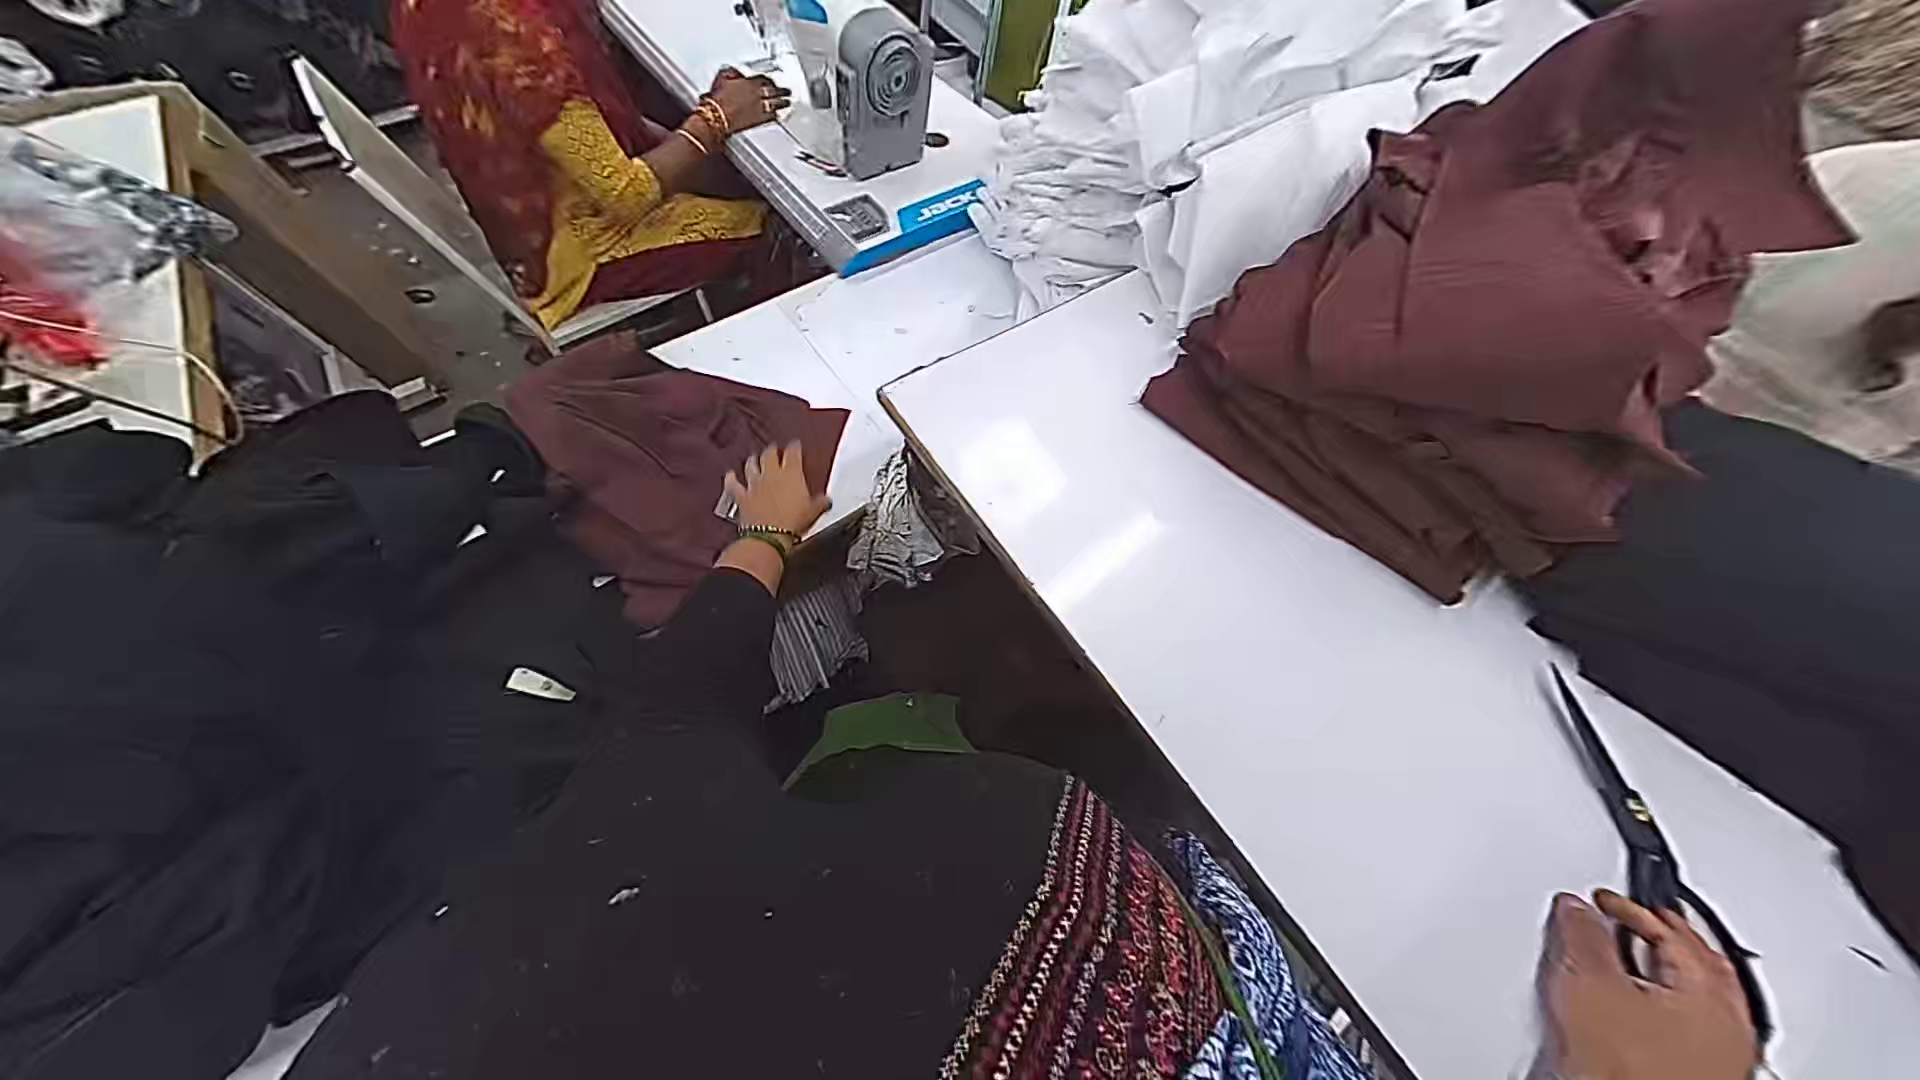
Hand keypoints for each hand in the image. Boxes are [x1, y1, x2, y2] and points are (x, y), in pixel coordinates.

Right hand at [708, 68, 790, 134]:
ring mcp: (760, 106)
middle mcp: (758, 93)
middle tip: (787, 90)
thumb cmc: (719, 98)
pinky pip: (774, 116)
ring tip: (788, 101)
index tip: (772, 80)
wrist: (719, 115)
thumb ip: (733, 73)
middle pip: (773, 90)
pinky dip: (779, 114)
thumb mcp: (723, 77)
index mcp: (749, 81)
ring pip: (777, 102)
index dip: (769, 79)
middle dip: (781, 90)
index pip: (763, 78)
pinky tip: (781, 115)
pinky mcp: (760, 120)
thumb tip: (737, 73)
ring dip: (784, 101)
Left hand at [725, 442, 830, 538]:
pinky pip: (734, 484)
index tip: (795, 445)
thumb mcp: (814, 512)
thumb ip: (820, 503)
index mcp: (791, 474)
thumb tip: (826, 500)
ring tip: (755, 457)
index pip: (793, 453)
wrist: (770, 535)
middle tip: (774, 448)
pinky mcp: (742, 497)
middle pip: (769, 454)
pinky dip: (731, 478)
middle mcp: (771, 474)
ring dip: (753, 460)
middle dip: (772, 450)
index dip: (794, 447)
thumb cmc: (793, 521)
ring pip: (751, 465)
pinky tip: (730, 475)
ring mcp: (754, 484)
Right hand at [1539, 890, 1758, 1079]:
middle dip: (1661, 936)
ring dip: (1661, 966)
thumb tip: (1578, 908)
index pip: (1674, 935)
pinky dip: (1660, 997)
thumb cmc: (1627, 1064)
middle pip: (1699, 965)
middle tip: (1627, 916)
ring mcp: (1719, 1056)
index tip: (1603, 900)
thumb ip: (1582, 935)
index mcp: (1712, 999)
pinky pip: (1685, 1021)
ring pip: (1694, 995)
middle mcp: (1729, 1028)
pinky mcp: (1697, 1071)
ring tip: (1622, 951)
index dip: (1632, 909)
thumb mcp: (1589, 978)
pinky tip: (1632, 998)